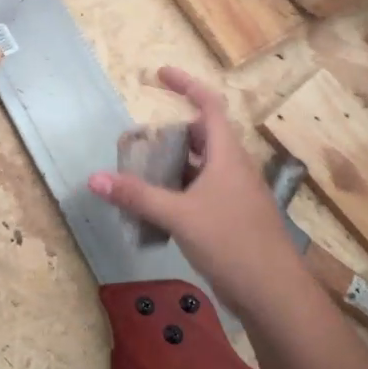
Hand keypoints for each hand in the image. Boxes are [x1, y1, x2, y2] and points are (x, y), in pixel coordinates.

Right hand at [89, 67, 311, 315]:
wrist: (273, 293)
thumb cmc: (231, 243)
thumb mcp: (179, 216)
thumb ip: (137, 196)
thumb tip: (94, 178)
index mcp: (227, 156)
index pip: (209, 105)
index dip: (186, 85)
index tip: (159, 74)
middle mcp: (233, 169)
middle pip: (203, 136)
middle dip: (172, 133)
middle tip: (141, 141)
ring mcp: (234, 196)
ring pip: (201, 167)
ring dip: (173, 165)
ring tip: (140, 173)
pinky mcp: (231, 220)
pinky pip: (200, 193)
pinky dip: (177, 192)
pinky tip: (156, 210)